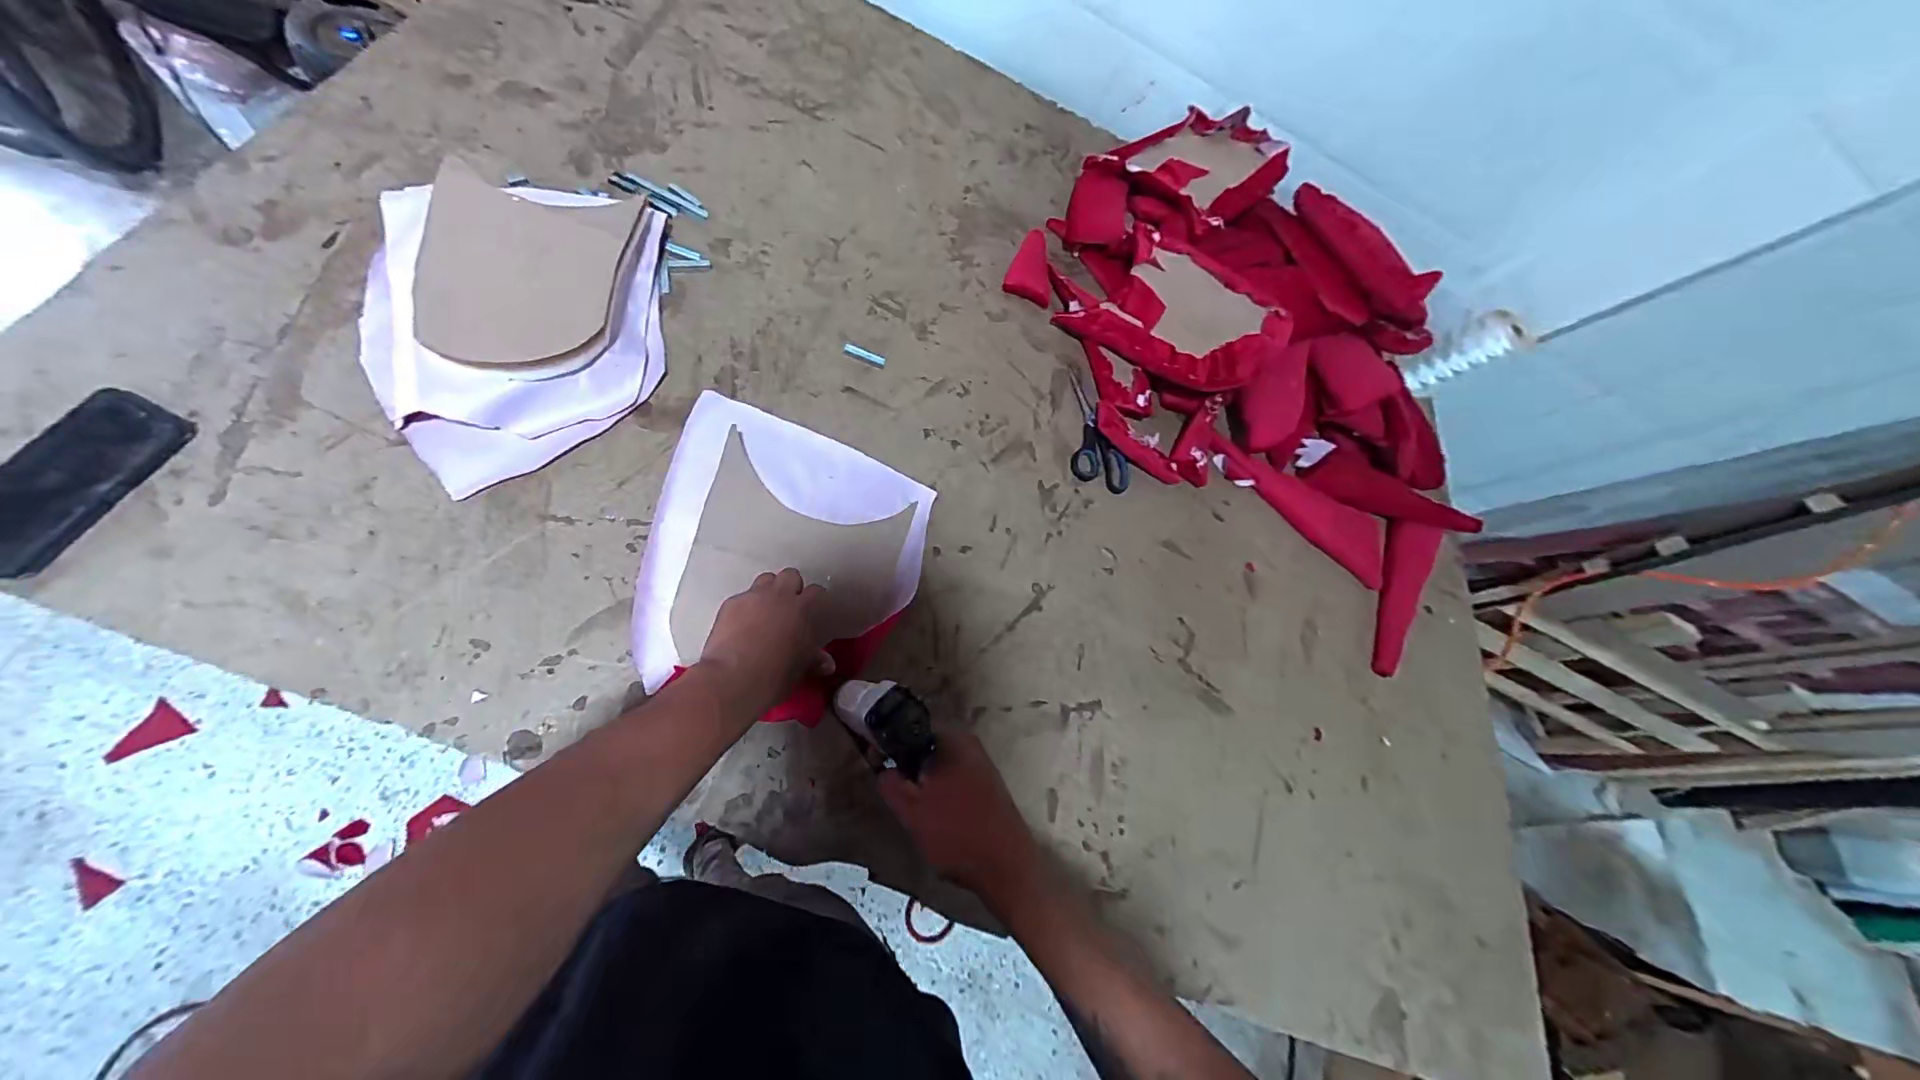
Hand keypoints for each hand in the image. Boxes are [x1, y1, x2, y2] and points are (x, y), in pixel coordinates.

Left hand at [698, 568, 832, 720]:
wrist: (736, 678)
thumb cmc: (774, 675)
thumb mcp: (802, 668)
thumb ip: (814, 659)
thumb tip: (825, 663)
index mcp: (803, 610)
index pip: (816, 592)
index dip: (815, 599)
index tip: (813, 609)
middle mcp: (780, 596)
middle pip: (790, 575)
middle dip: (791, 587)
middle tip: (788, 606)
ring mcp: (754, 597)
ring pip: (766, 580)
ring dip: (768, 591)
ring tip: (765, 610)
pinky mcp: (731, 603)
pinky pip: (742, 597)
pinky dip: (745, 607)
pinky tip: (741, 625)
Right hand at [878, 728, 1042, 904]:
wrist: (1006, 868)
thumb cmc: (955, 832)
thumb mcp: (910, 808)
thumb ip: (889, 781)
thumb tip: (883, 766)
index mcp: (953, 738)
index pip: (908, 729)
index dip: (889, 747)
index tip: (878, 768)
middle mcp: (970, 745)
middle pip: (924, 751)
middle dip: (908, 772)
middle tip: (900, 799)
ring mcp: (982, 767)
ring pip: (938, 771)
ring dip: (924, 789)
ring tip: (920, 816)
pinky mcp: (989, 789)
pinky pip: (954, 785)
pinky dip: (942, 799)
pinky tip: (941, 824)